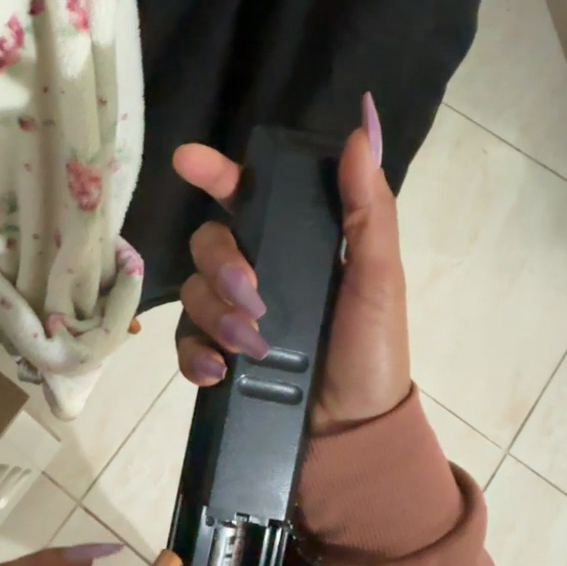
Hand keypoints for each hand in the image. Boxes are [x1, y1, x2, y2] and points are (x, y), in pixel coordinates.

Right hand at [173, 94, 412, 434]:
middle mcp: (257, 272)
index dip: (216, 172)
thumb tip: (361, 133)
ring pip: (194, 293)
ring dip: (216, 315)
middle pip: (209, 243)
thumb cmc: (372, 349)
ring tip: (251, 348)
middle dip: (221, 265)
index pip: (247, 196)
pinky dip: (196, 354)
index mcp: (293, 244)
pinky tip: (219, 371)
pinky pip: (185, 343)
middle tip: (252, 296)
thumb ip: (369, 209)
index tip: (188, 160)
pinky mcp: (216, 357)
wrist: (354, 432)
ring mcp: (232, 316)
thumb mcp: (381, 278)